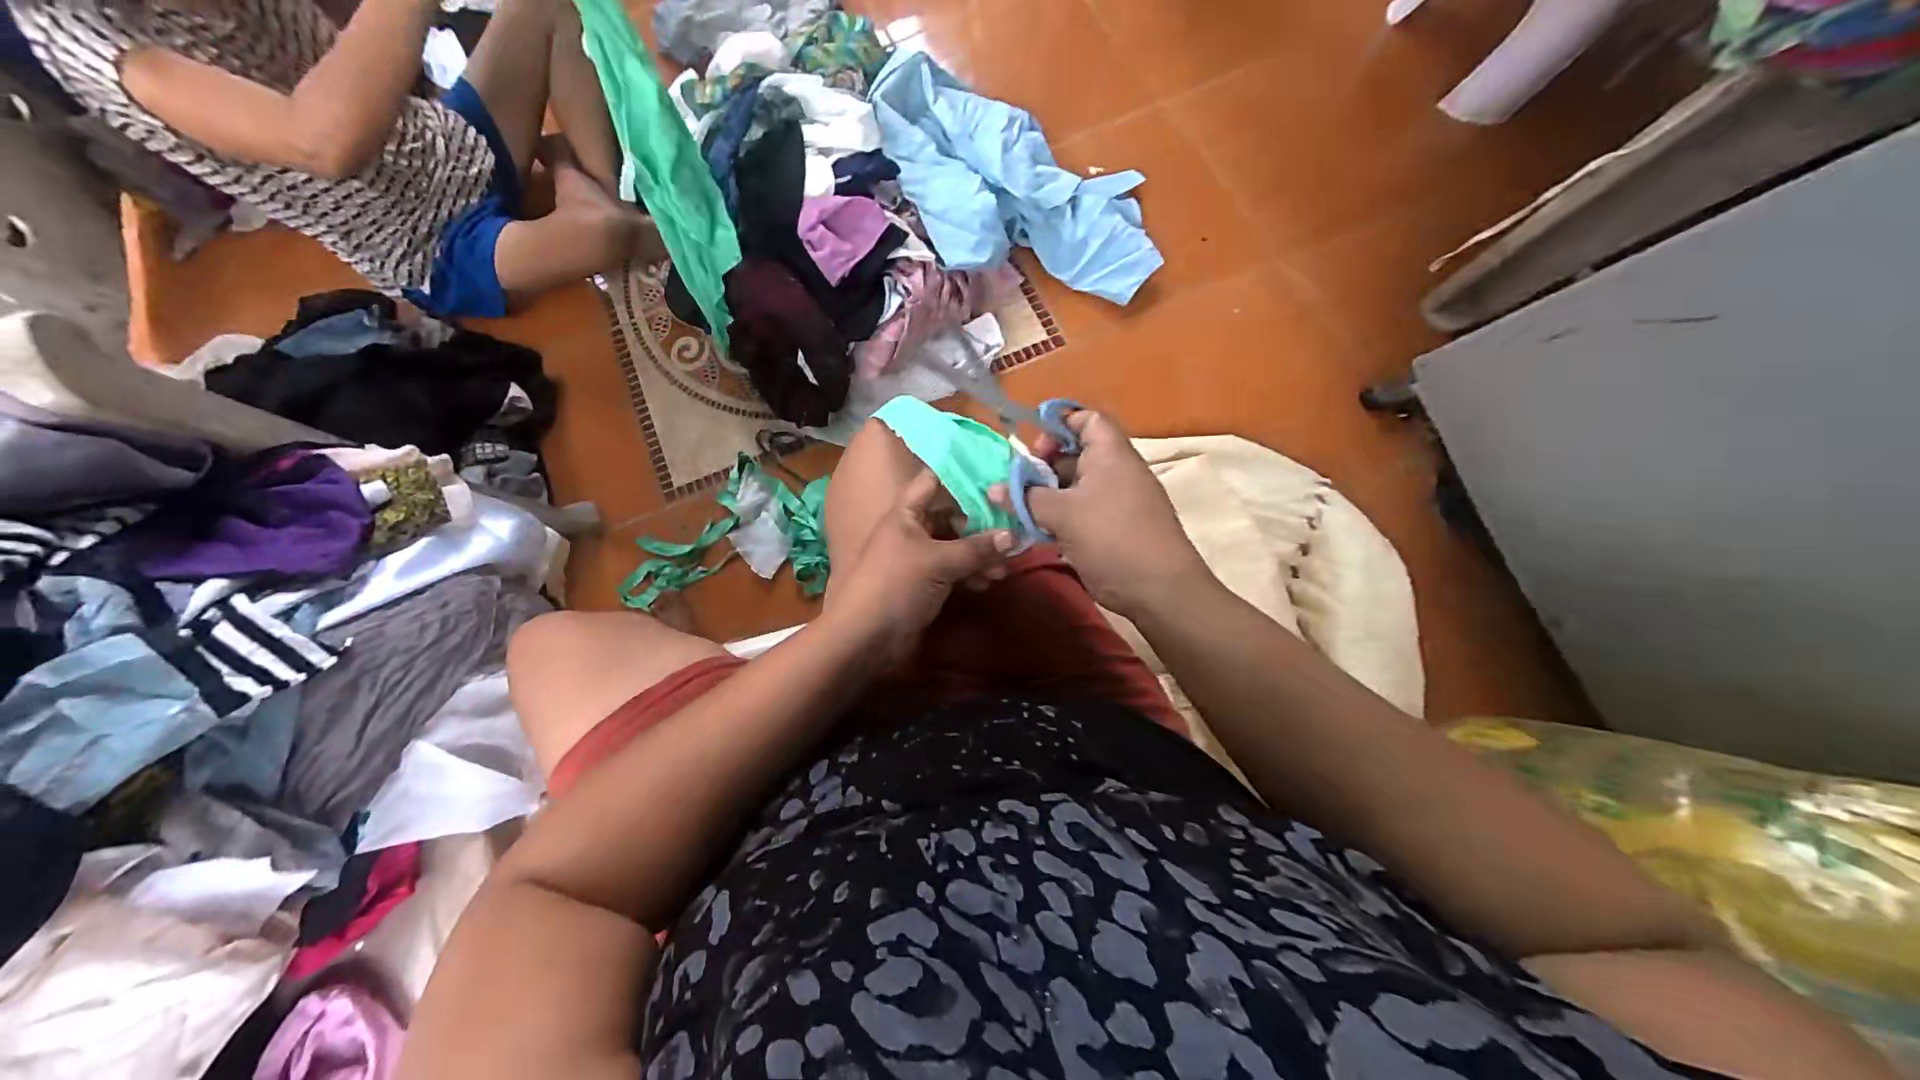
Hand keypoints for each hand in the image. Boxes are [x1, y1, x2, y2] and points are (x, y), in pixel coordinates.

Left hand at [823, 470, 1014, 666]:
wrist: (865, 638)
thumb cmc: (896, 586)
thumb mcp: (938, 561)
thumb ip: (977, 547)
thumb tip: (1015, 535)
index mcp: (906, 513)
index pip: (934, 481)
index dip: (962, 476)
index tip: (996, 477)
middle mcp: (913, 530)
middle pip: (952, 516)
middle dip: (982, 525)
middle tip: (1012, 534)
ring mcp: (919, 559)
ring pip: (957, 546)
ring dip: (981, 554)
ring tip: (1004, 568)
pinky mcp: (926, 585)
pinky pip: (955, 571)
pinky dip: (972, 574)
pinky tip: (989, 582)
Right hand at [997, 409, 1209, 618]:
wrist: (1157, 589)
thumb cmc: (1111, 537)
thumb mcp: (1062, 514)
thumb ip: (1026, 498)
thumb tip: (994, 489)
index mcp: (1110, 453)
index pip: (1086, 419)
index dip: (1058, 423)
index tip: (1031, 445)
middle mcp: (1114, 471)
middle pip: (1074, 453)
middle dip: (1042, 465)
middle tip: (1018, 483)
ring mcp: (1114, 501)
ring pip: (1073, 486)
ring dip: (1046, 495)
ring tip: (1019, 509)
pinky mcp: (1111, 528)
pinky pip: (1079, 512)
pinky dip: (1058, 517)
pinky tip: (1036, 531)